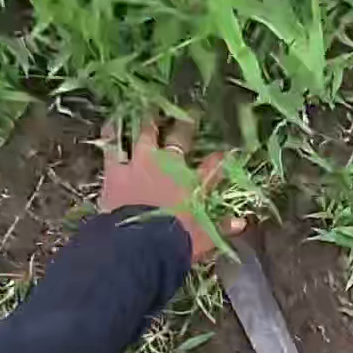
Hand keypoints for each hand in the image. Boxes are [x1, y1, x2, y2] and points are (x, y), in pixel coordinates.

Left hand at [100, 118, 245, 262]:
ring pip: (146, 133)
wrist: (140, 244)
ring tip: (147, 108)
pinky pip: (113, 145)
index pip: (213, 166)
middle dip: (185, 126)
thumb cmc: (175, 243)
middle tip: (188, 114)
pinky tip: (111, 124)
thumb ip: (221, 228)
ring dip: (148, 121)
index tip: (226, 151)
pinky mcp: (116, 169)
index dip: (219, 158)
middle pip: (180, 139)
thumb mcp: (203, 239)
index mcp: (193, 184)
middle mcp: (169, 166)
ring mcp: (142, 163)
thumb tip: (242, 223)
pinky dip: (112, 134)